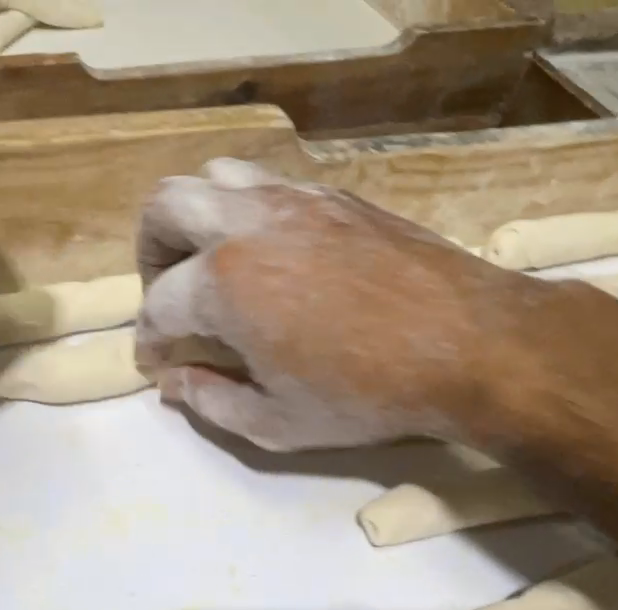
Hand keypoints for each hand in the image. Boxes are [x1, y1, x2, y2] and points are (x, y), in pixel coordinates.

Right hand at [134, 159, 564, 450]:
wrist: (468, 344)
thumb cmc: (365, 395)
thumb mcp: (275, 423)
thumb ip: (209, 401)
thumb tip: (174, 382)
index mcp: (224, 284)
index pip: (157, 305)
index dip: (148, 340)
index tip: (157, 363)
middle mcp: (247, 225)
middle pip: (165, 207)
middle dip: (150, 255)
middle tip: (167, 297)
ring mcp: (294, 200)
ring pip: (215, 178)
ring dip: (196, 219)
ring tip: (212, 267)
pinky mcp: (334, 195)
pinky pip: (267, 185)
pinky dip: (246, 213)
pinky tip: (269, 258)